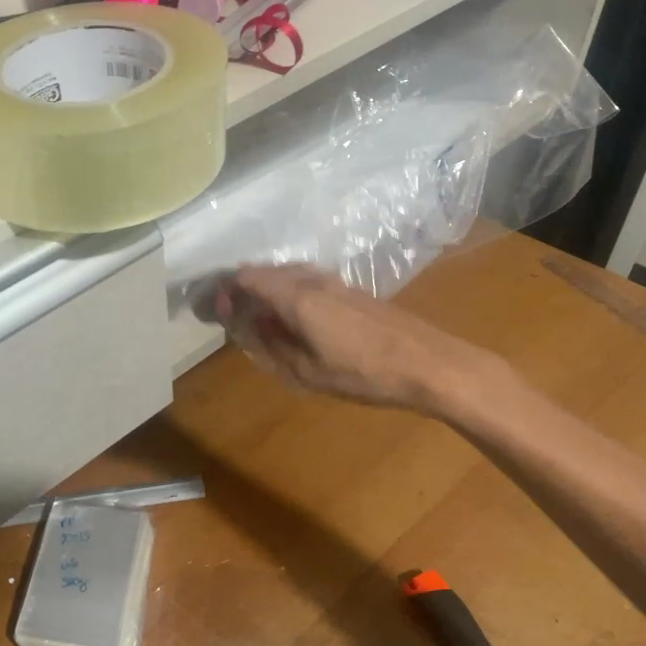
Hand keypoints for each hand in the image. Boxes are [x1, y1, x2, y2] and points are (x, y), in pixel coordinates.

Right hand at [214, 266, 500, 415]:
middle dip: (243, 291)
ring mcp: (335, 281)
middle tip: (233, 319)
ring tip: (262, 323)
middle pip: (265, 272)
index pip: (245, 277)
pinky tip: (295, 322)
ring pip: (287, 275)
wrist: (428, 364)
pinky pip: (307, 282)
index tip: (218, 315)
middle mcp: (312, 279)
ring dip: (267, 293)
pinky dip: (289, 295)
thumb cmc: (363, 372)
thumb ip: (270, 346)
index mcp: (295, 295)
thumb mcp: (305, 371)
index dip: (225, 291)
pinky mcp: (352, 290)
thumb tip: (248, 327)